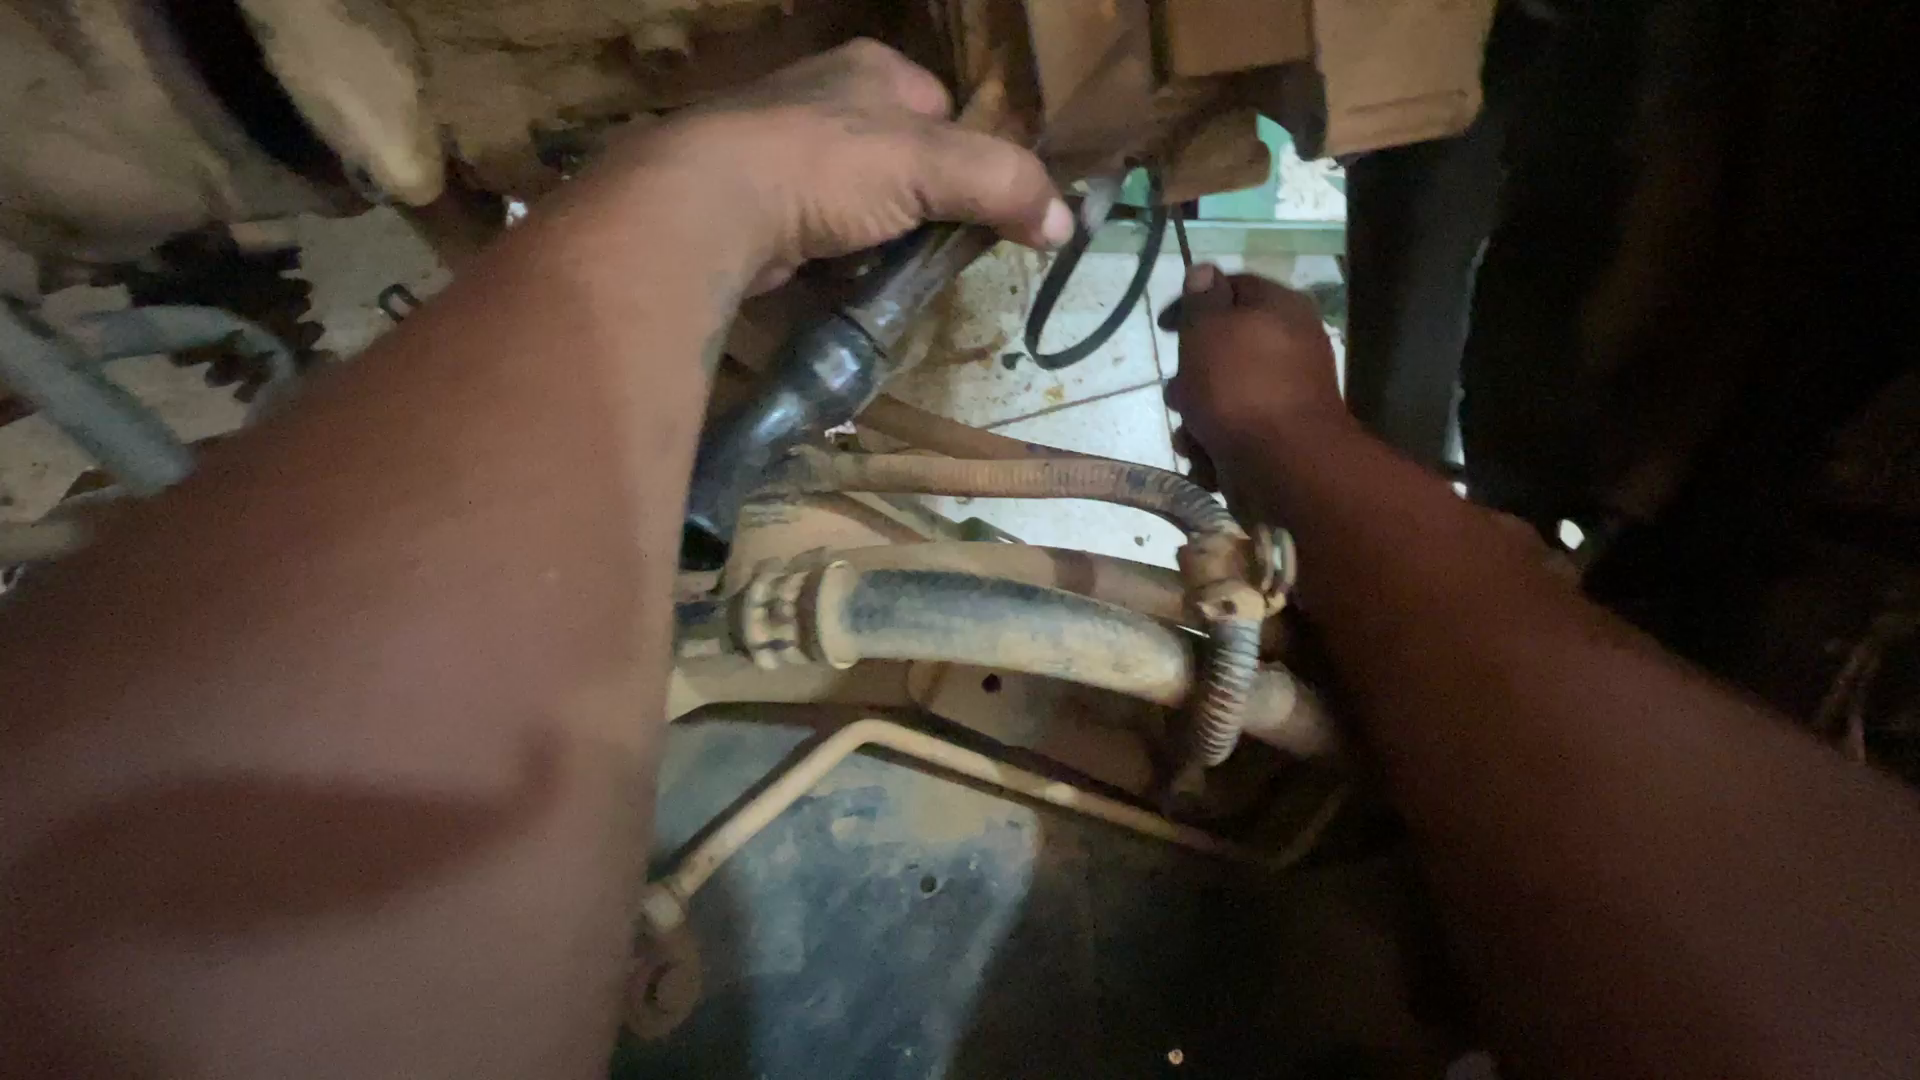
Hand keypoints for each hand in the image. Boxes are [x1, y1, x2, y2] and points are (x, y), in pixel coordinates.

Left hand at [613, 39, 1071, 292]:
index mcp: (871, 70)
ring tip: (896, 269)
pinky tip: (848, 277)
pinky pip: (824, 227)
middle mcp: (827, 98)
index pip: (943, 109)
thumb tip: (1066, 224)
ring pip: (862, 196)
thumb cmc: (828, 165)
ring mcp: (787, 150)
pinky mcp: (761, 201)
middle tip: (940, 248)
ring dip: (883, 233)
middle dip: (923, 202)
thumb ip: (1004, 185)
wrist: (716, 205)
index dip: (968, 157)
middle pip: (903, 156)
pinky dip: (842, 253)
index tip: (981, 207)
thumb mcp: (931, 166)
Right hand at [1164, 265, 1351, 469]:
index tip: (1162, 328)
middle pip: (1224, 348)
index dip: (1192, 302)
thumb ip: (1201, 300)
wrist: (1281, 462)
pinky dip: (1213, 442)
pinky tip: (1203, 456)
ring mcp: (1285, 393)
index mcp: (1281, 308)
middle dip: (1190, 373)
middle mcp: (1290, 346)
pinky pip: (1234, 428)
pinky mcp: (1277, 433)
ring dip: (1196, 415)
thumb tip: (1202, 271)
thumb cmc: (1237, 387)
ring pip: (1223, 394)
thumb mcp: (1208, 330)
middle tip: (1177, 390)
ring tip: (1189, 434)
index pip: (1232, 287)